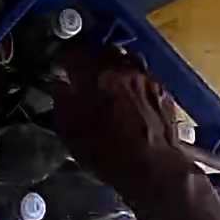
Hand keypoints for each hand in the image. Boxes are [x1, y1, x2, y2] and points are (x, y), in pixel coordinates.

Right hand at [49, 41, 191, 204]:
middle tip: (79, 72)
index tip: (57, 66)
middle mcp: (122, 69)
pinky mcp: (162, 91)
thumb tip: (58, 87)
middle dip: (88, 58)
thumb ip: (62, 103)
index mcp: (96, 75)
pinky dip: (131, 78)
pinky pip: (142, 74)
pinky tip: (127, 94)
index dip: (61, 58)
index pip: (72, 54)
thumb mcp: (72, 132)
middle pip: (102, 50)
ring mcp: (145, 78)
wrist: (155, 169)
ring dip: (112, 64)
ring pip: (126, 58)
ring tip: (104, 79)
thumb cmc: (109, 153)